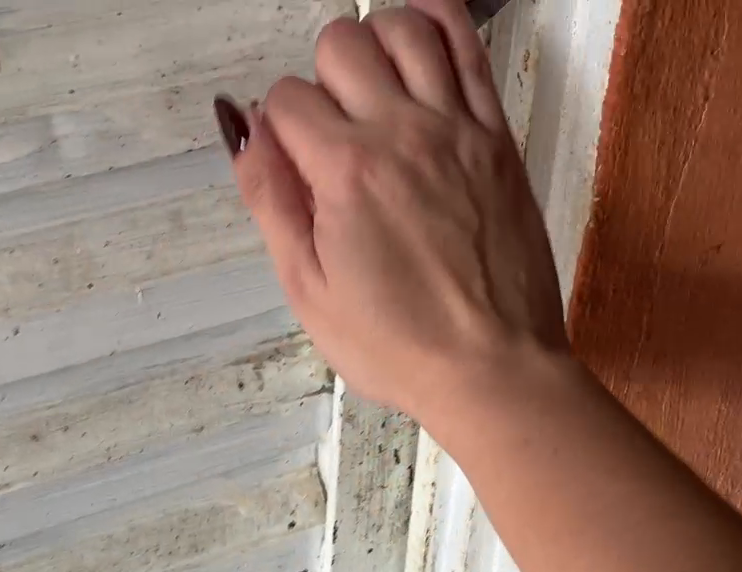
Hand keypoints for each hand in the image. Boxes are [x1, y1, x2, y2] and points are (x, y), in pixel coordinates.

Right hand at [216, 0, 572, 429]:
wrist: (490, 368)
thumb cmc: (400, 346)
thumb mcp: (309, 291)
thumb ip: (271, 203)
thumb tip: (244, 132)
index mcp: (346, 174)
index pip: (287, 99)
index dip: (276, 129)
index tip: (289, 165)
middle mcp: (402, 134)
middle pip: (340, 44)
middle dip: (319, 81)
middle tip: (328, 135)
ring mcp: (457, 130)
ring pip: (404, 25)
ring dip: (373, 44)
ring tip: (370, 89)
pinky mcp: (497, 139)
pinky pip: (470, 45)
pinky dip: (439, 22)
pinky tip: (419, 39)